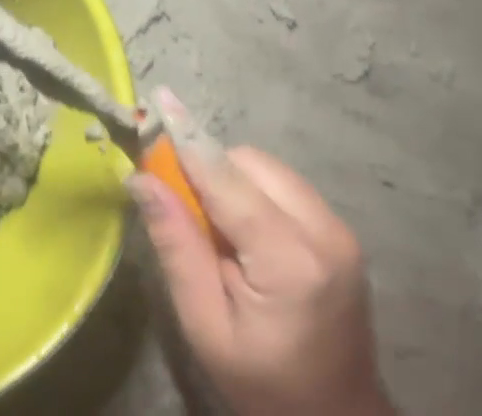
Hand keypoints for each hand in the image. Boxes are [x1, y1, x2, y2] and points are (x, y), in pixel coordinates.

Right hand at [130, 92, 391, 415]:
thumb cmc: (261, 383)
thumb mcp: (204, 323)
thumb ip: (176, 245)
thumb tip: (141, 178)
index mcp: (289, 259)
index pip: (227, 179)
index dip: (189, 137)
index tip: (160, 99)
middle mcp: (323, 231)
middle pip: (250, 163)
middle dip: (207, 167)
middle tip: (176, 202)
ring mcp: (338, 230)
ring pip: (268, 169)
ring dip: (230, 179)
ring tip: (211, 228)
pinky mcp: (340, 233)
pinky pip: (284, 187)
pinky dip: (252, 192)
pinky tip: (240, 233)